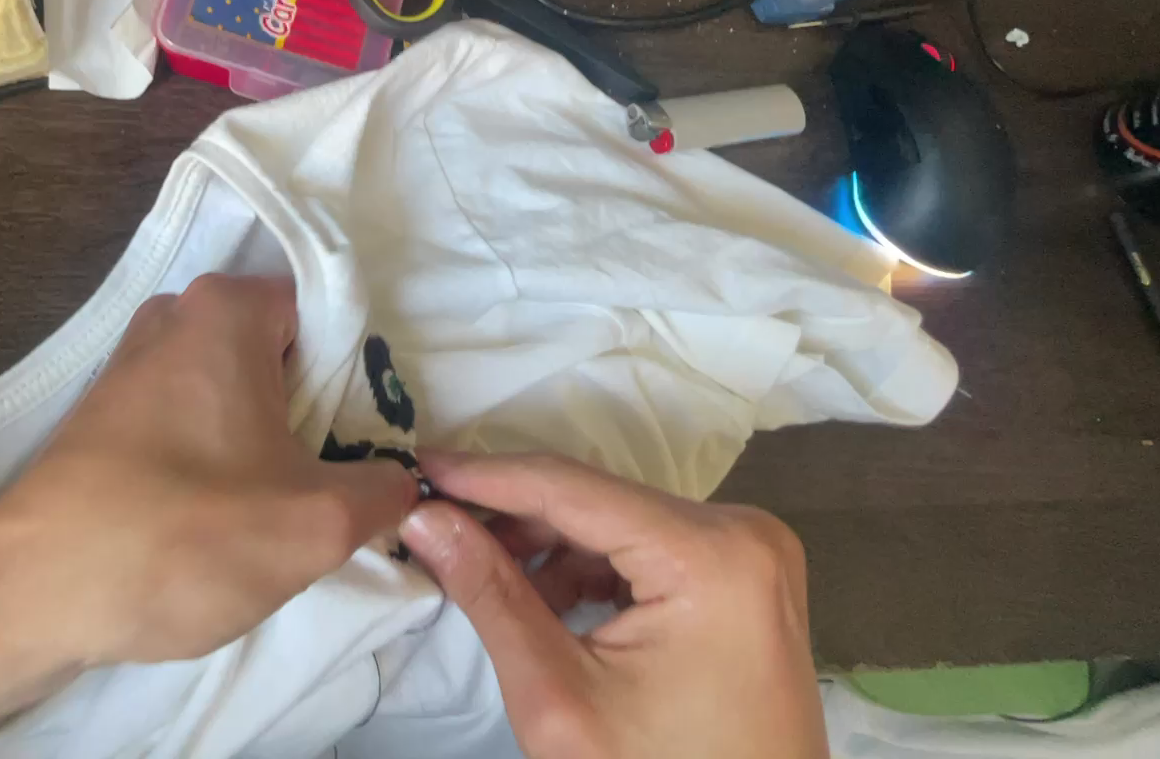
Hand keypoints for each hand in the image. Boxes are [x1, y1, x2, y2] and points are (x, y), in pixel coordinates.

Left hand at [0, 275, 419, 737]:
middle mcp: (175, 313)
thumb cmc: (184, 532)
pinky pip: (191, 413)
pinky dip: (219, 450)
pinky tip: (222, 508)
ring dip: (267, 438)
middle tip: (334, 475)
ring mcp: (133, 359)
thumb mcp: (317, 522)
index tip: (370, 437)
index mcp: (226, 308)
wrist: (32, 591)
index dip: (360, 378)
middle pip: (281, 351)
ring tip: (281, 501)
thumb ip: (383, 489)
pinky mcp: (108, 409)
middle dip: (314, 412)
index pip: (327, 319)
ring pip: (236, 387)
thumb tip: (403, 480)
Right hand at [399, 452, 828, 758]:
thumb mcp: (558, 696)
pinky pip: (633, 543)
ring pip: (604, 517)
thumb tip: (421, 515)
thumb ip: (488, 593)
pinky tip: (533, 594)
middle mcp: (737, 532)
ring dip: (536, 539)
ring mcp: (743, 551)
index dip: (481, 474)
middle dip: (505, 512)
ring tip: (475, 565)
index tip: (416, 463)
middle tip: (431, 517)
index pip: (567, 488)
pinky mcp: (735, 574)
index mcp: (709, 555)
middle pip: (588, 499)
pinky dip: (577, 563)